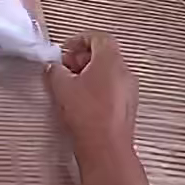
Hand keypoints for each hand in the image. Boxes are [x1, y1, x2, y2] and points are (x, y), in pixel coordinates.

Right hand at [44, 34, 140, 162]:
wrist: (105, 147)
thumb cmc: (86, 113)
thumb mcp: (61, 86)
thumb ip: (55, 70)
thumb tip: (54, 67)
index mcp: (110, 60)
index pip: (98, 37)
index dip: (79, 40)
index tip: (65, 50)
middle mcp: (124, 71)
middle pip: (104, 53)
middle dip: (82, 56)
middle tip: (65, 66)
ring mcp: (129, 89)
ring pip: (109, 70)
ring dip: (89, 72)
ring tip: (70, 85)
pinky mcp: (128, 105)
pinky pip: (113, 86)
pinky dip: (98, 85)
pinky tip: (82, 99)